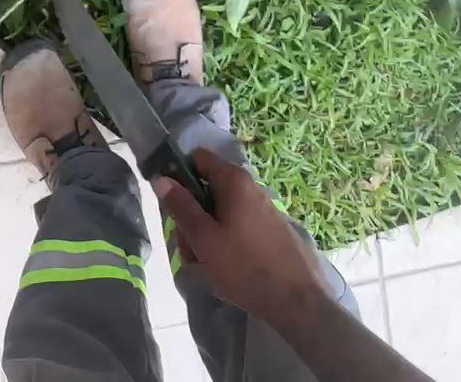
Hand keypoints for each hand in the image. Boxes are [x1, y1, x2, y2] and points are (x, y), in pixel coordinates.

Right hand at [152, 149, 329, 324]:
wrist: (298, 302)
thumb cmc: (245, 265)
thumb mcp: (204, 238)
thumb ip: (181, 206)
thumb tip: (162, 179)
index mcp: (233, 180)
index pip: (197, 158)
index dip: (179, 176)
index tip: (172, 204)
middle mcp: (250, 187)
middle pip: (207, 190)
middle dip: (193, 216)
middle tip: (190, 248)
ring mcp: (263, 209)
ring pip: (221, 213)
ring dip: (208, 235)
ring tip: (207, 265)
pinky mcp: (272, 230)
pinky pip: (238, 226)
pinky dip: (227, 242)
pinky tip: (228, 269)